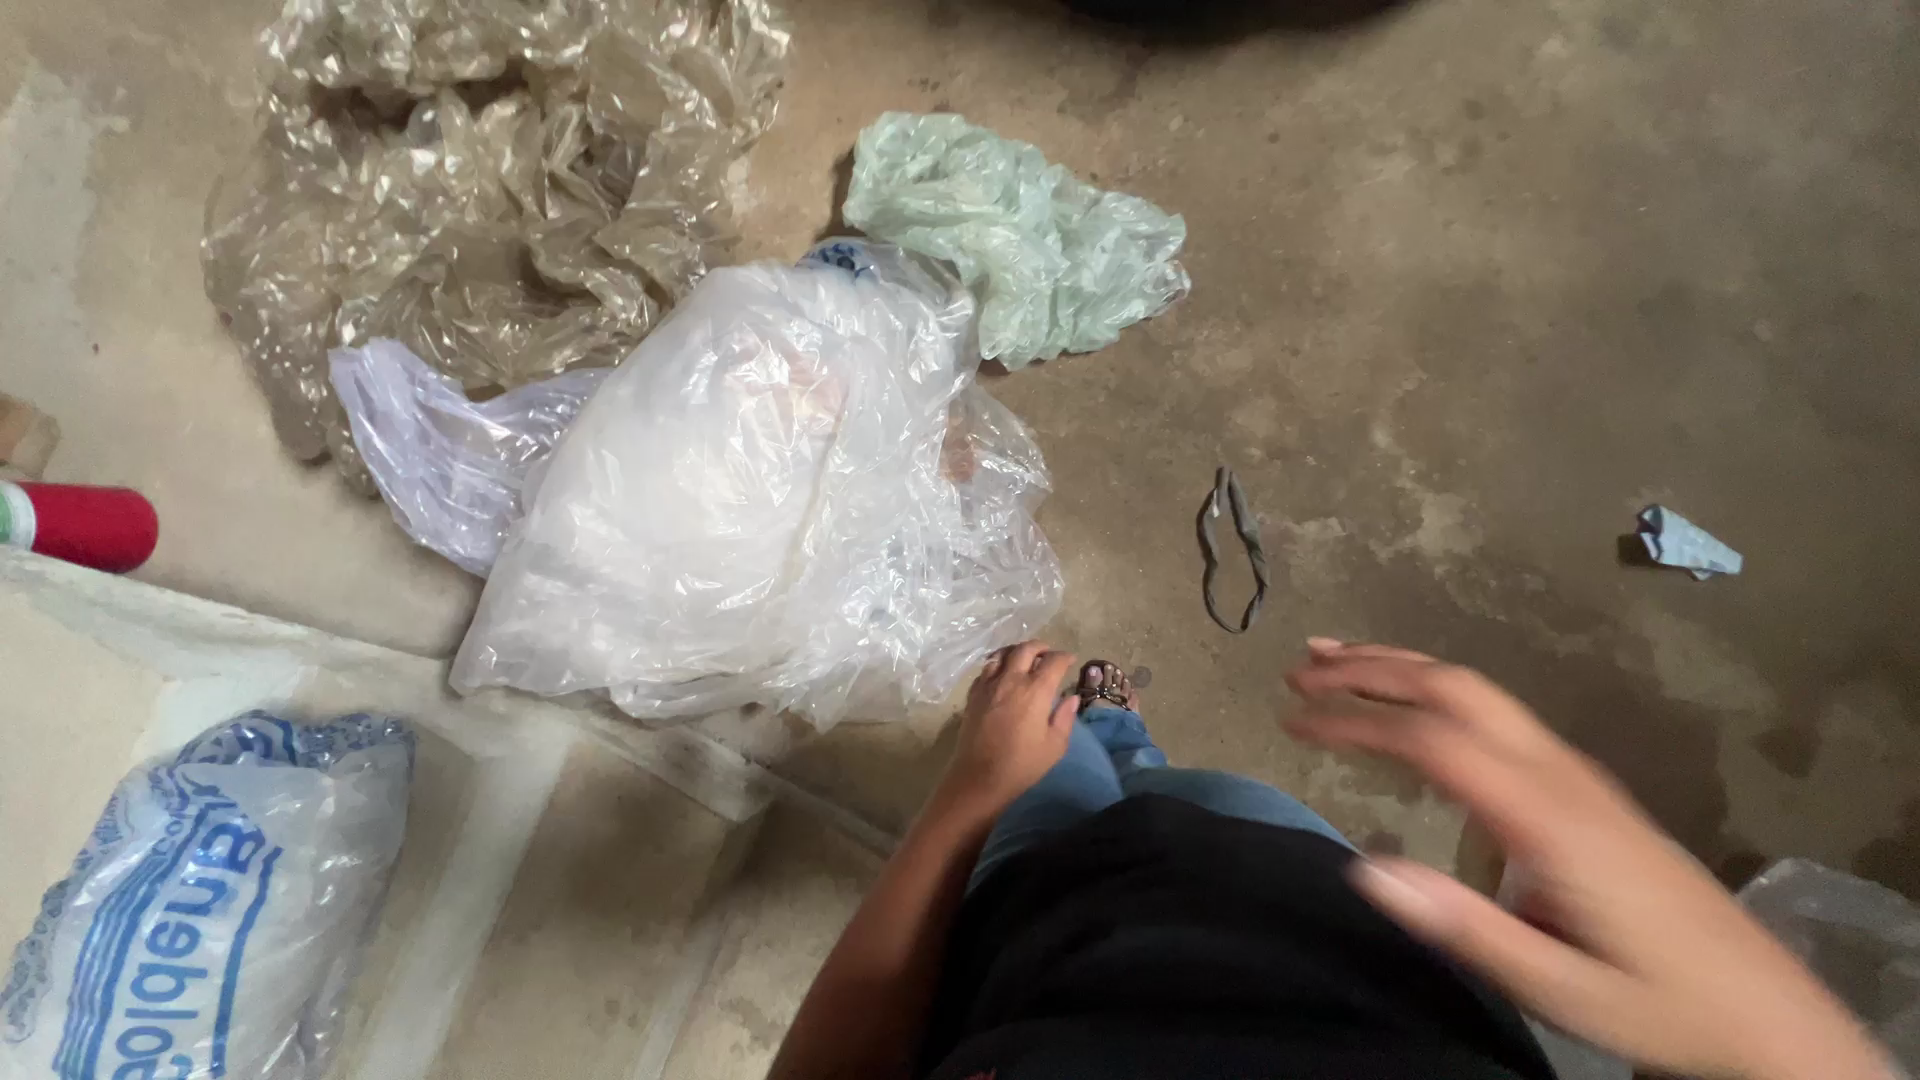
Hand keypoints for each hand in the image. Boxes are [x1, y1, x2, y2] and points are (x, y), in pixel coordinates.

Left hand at [939, 641, 1078, 812]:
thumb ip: (1065, 717)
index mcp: (1035, 691)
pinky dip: (998, 664)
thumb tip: (1071, 697)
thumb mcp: (1054, 746)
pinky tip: (1002, 673)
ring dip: (1017, 651)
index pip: (1053, 662)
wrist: (979, 776)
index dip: (1064, 657)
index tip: (1069, 660)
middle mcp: (1011, 680)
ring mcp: (989, 684)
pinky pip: (986, 668)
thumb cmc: (1022, 765)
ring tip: (1024, 658)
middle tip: (1048, 653)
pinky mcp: (973, 694)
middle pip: (1025, 649)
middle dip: (1040, 647)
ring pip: (1002, 654)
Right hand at [1286, 640, 1894, 1079]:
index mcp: (1546, 814)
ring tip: (1328, 656)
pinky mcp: (1570, 778)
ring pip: (1471, 688)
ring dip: (1395, 664)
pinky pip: (1486, 708)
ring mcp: (1567, 767)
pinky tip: (1399, 696)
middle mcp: (1554, 770)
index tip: (1293, 722)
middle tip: (1296, 672)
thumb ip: (1463, 926)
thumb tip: (1361, 869)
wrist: (1771, 1016)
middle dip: (1367, 669)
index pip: (1432, 738)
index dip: (1355, 721)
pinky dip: (1427, 684)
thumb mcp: (1560, 988)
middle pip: (1453, 688)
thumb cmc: (1656, 1000)